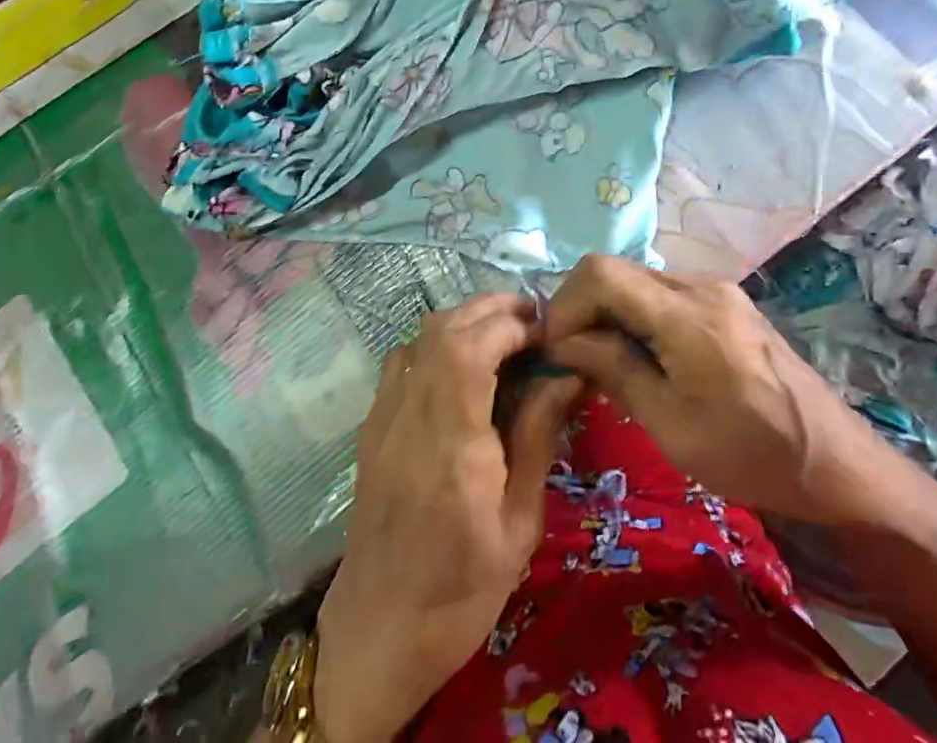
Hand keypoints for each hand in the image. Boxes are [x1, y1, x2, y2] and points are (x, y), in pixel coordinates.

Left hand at [316, 295, 582, 742]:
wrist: (381, 625)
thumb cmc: (463, 589)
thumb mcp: (520, 522)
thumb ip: (538, 439)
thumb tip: (566, 375)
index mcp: (451, 442)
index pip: (470, 348)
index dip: (508, 323)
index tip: (545, 328)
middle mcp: (409, 416)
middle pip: (441, 330)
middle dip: (488, 310)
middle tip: (532, 320)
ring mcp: (382, 418)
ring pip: (417, 340)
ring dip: (461, 324)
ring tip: (502, 339)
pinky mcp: (370, 428)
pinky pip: (399, 364)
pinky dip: (433, 346)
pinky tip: (460, 371)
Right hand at [543, 255, 896, 525]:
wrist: (840, 468)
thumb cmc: (752, 456)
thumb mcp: (670, 425)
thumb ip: (613, 370)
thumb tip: (562, 341)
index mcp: (688, 316)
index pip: (600, 274)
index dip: (565, 305)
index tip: (557, 349)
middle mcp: (702, 288)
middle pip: (615, 272)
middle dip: (582, 310)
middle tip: (573, 360)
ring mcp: (719, 292)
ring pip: (636, 282)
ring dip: (608, 315)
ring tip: (603, 363)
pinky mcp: (727, 306)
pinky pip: (662, 296)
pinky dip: (635, 318)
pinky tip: (640, 358)